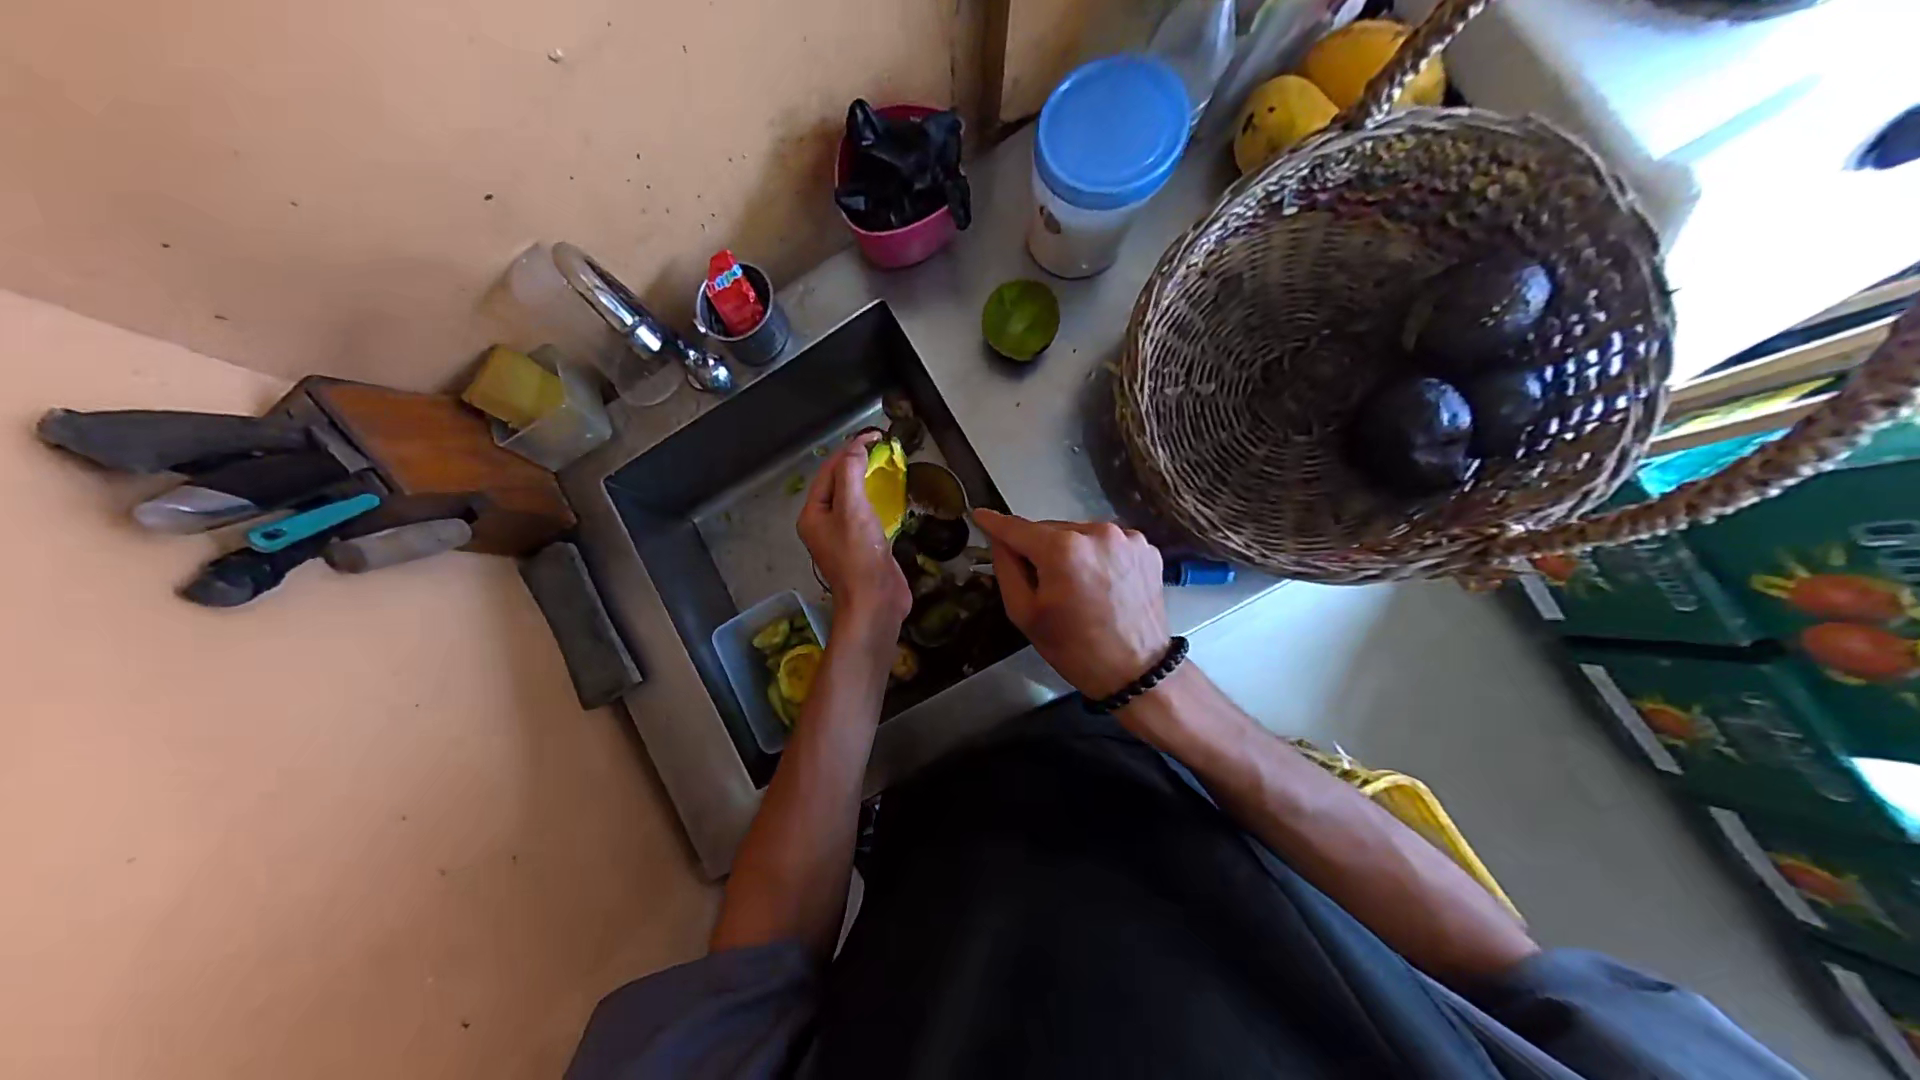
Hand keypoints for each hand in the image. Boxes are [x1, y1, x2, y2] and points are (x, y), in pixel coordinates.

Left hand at [799, 433, 910, 628]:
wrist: (875, 603)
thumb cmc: (859, 557)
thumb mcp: (852, 509)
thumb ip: (851, 474)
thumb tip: (857, 447)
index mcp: (814, 514)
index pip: (829, 471)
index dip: (850, 449)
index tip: (875, 435)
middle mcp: (825, 524)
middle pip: (839, 483)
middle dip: (858, 462)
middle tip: (883, 446)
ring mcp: (845, 537)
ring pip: (854, 499)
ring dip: (869, 480)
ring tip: (888, 464)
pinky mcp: (864, 547)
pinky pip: (868, 514)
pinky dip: (879, 499)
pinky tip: (893, 494)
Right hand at [973, 510, 1169, 699]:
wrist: (1136, 672)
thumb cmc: (1073, 648)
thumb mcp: (1025, 613)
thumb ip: (1006, 568)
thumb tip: (998, 538)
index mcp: (1063, 549)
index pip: (1018, 528)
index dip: (995, 523)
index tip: (979, 515)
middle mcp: (1096, 532)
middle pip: (1050, 530)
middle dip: (1039, 549)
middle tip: (1041, 581)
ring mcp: (1125, 537)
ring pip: (1079, 534)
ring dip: (1069, 551)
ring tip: (1076, 585)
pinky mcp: (1145, 547)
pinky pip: (1106, 543)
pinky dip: (1097, 556)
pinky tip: (1101, 583)